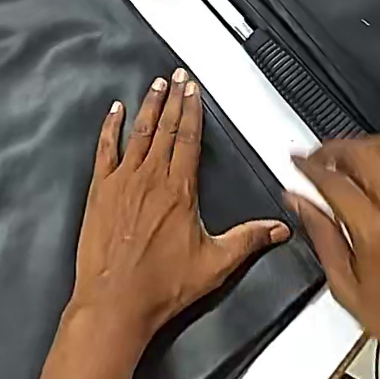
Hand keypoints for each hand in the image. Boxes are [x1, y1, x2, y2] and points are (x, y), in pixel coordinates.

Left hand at [14, 70, 290, 378]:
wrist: (115, 302)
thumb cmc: (162, 286)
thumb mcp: (214, 265)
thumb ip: (248, 240)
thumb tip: (278, 230)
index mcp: (179, 189)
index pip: (189, 137)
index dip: (192, 109)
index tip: (193, 90)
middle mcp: (151, 177)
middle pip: (166, 127)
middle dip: (174, 98)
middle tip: (178, 76)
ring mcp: (124, 180)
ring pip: (139, 131)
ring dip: (149, 106)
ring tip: (155, 85)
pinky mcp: (101, 189)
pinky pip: (106, 149)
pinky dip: (110, 127)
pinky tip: (114, 111)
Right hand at [287, 135, 379, 378]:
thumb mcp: (349, 290)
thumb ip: (322, 236)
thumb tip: (299, 202)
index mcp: (377, 231)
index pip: (333, 179)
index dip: (308, 166)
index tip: (297, 163)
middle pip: (360, 151)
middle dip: (331, 150)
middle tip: (317, 159)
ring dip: (361, 147)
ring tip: (345, 161)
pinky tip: (376, 173)